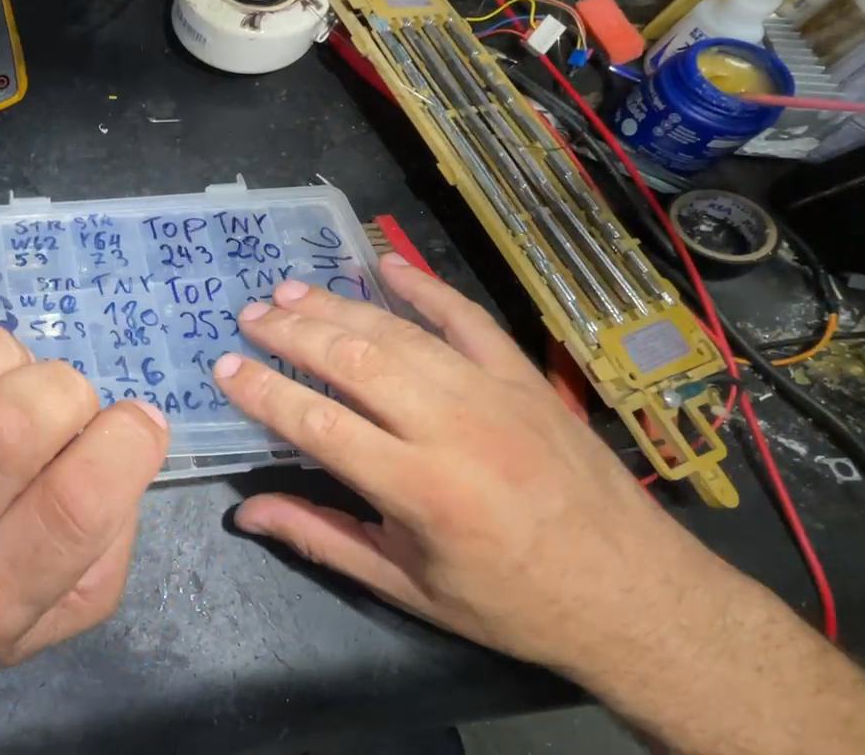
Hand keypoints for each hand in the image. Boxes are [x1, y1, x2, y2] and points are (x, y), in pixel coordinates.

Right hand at [214, 253, 728, 675]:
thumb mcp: (407, 588)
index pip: (319, 425)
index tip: (224, 367)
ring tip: (288, 291)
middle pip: (354, 362)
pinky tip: (384, 263)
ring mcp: (494, 395)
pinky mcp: (525, 379)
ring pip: (400, 334)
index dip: (264, 392)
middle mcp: (453, 431)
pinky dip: (425, 287)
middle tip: (248, 316)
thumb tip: (244, 514)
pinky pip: (468, 319)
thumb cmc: (510, 602)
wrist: (640, 598)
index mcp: (421, 492)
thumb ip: (321, 539)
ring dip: (337, 307)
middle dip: (292, 333)